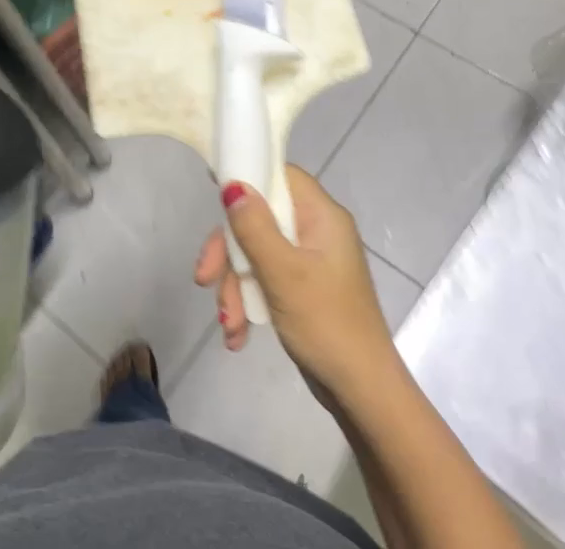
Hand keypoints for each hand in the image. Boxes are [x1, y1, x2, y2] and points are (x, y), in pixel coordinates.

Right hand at [193, 164, 396, 397]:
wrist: (360, 388)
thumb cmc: (326, 323)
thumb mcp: (283, 273)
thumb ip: (255, 227)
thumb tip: (233, 184)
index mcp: (322, 217)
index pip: (281, 177)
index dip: (247, 181)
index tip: (213, 200)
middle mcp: (318, 232)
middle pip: (260, 220)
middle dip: (229, 254)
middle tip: (204, 280)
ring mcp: (311, 263)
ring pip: (257, 255)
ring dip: (235, 288)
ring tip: (230, 324)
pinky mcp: (303, 290)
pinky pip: (266, 282)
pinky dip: (248, 304)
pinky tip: (237, 335)